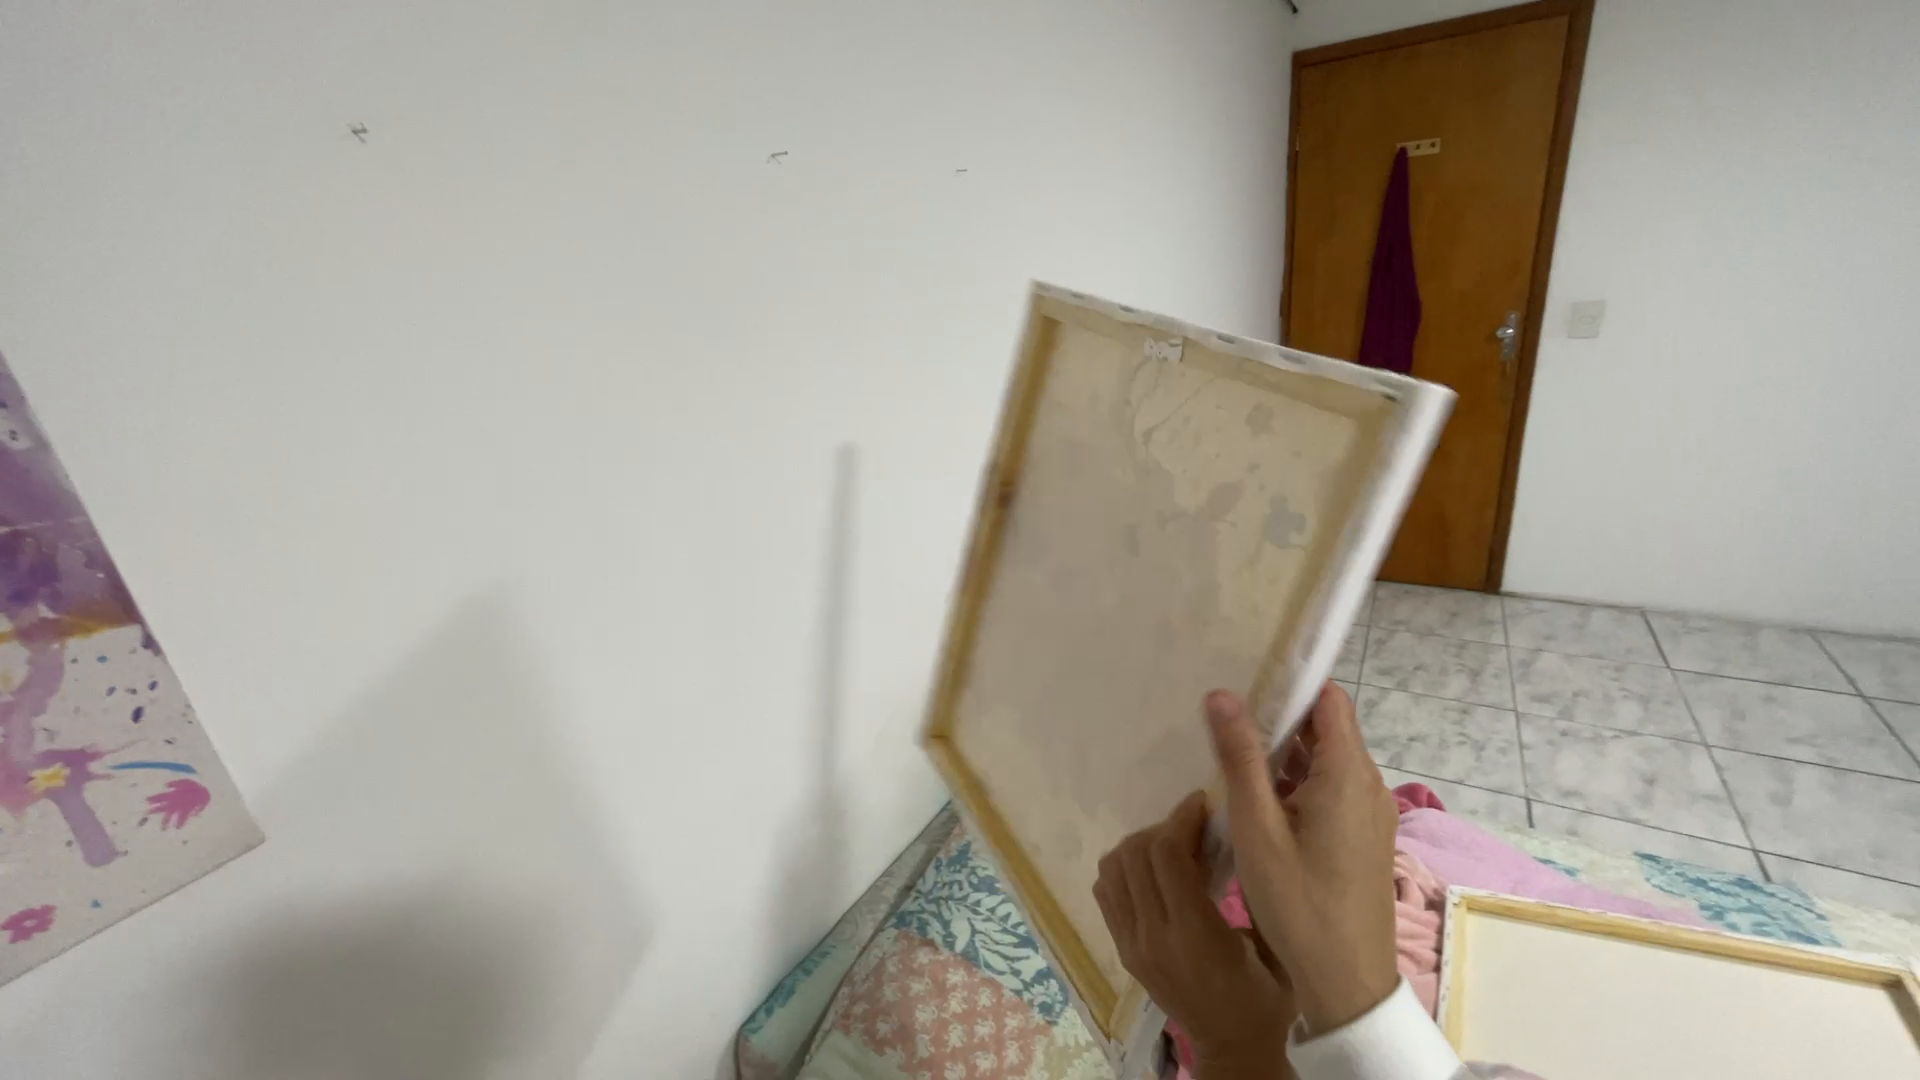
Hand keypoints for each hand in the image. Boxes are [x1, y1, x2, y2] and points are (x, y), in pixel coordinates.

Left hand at [1094, 792, 1292, 1072]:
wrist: (1234, 1049)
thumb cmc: (1264, 996)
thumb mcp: (1269, 943)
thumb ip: (1247, 890)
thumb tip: (1227, 832)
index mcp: (1195, 935)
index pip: (1167, 856)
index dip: (1181, 818)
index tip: (1199, 802)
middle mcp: (1154, 936)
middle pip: (1135, 854)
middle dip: (1162, 827)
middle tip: (1189, 826)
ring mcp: (1131, 944)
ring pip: (1112, 868)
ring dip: (1138, 846)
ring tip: (1168, 847)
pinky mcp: (1122, 950)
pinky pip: (1106, 891)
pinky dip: (1122, 869)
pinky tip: (1151, 872)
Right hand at [1207, 683, 1398, 1035]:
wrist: (1346, 984)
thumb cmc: (1297, 902)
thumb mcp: (1256, 826)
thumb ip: (1241, 756)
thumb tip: (1222, 694)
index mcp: (1348, 774)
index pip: (1329, 700)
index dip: (1292, 683)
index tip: (1246, 680)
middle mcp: (1368, 785)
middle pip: (1326, 728)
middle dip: (1279, 718)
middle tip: (1225, 720)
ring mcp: (1369, 813)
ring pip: (1326, 760)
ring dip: (1285, 753)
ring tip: (1232, 753)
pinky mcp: (1364, 836)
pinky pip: (1331, 788)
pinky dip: (1297, 781)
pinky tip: (1257, 798)